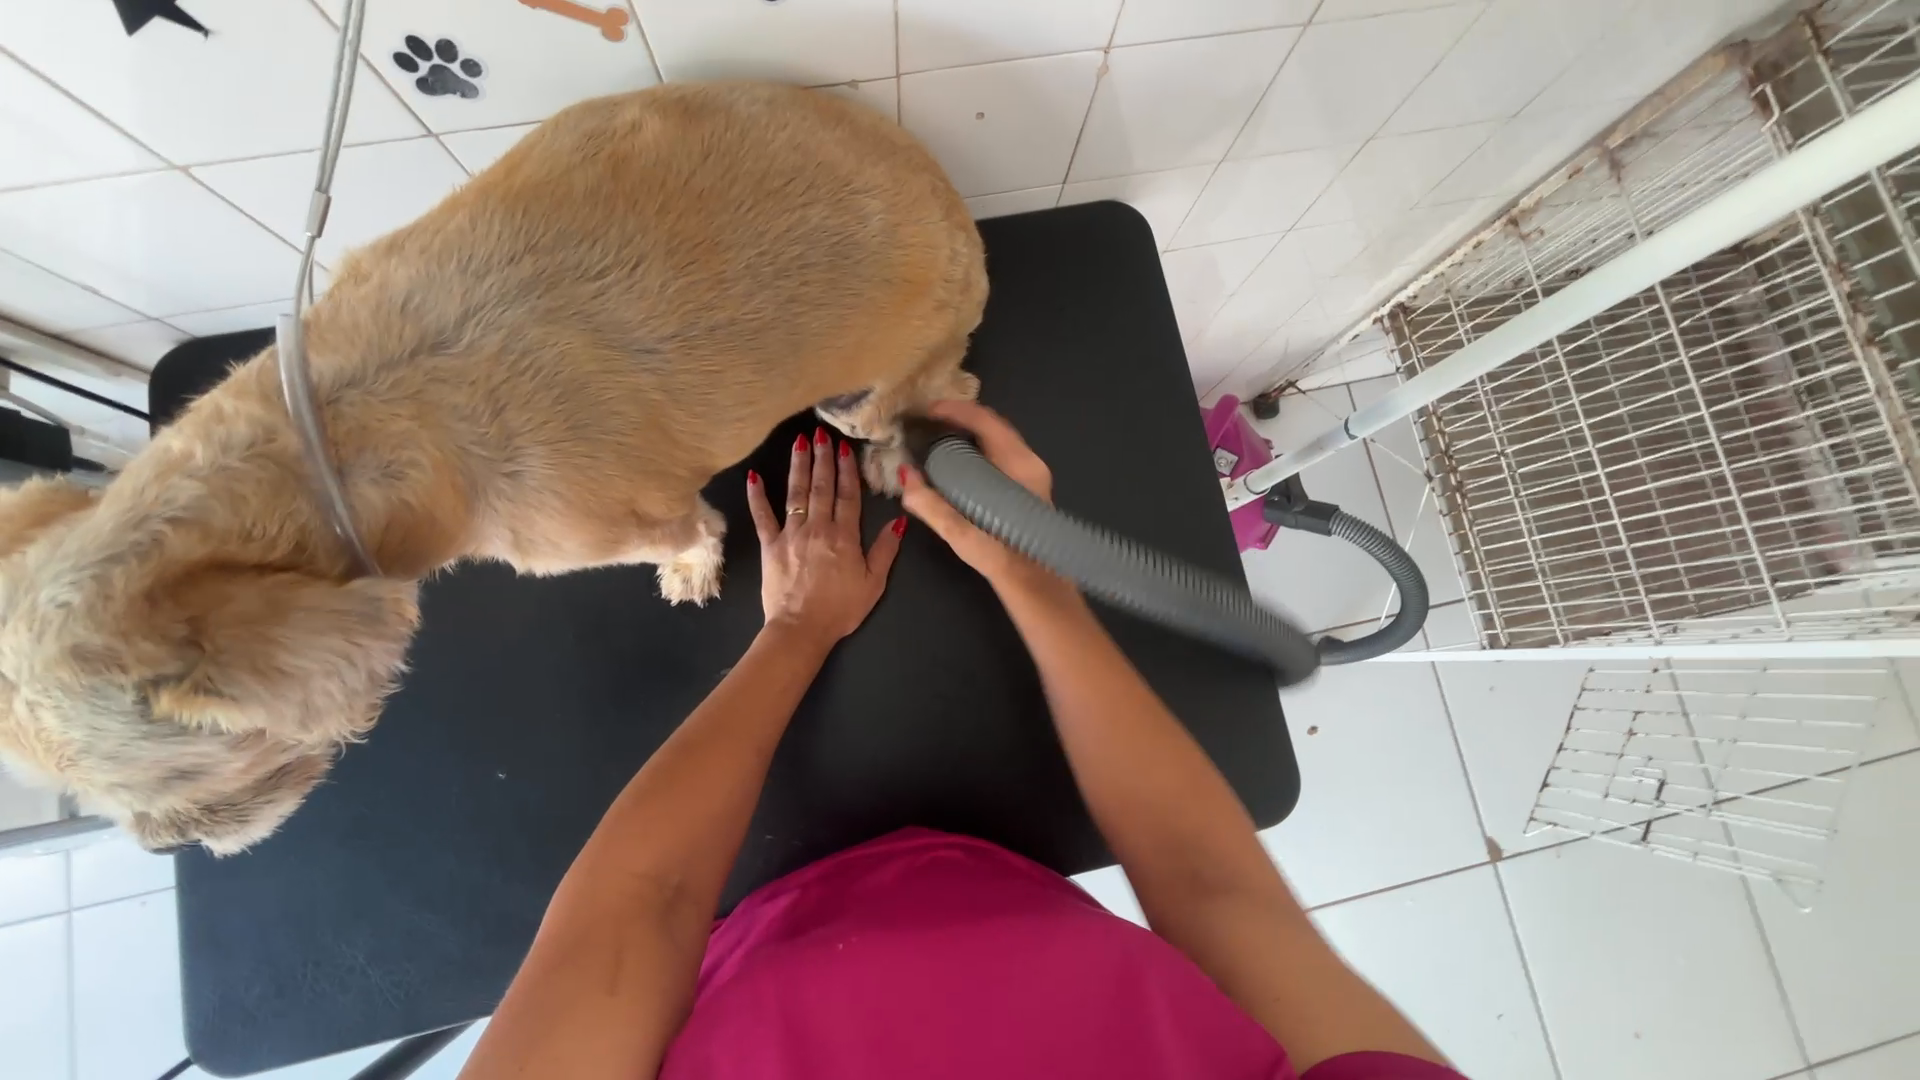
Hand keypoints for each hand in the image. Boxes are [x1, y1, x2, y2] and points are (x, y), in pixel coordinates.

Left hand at [747, 426, 903, 643]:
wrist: (801, 628)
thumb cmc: (841, 609)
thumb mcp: (874, 583)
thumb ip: (886, 550)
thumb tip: (898, 519)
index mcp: (844, 536)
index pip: (848, 495)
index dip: (847, 469)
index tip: (845, 447)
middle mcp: (817, 527)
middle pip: (822, 486)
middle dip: (823, 458)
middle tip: (822, 433)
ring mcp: (791, 534)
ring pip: (796, 493)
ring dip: (799, 466)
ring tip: (800, 442)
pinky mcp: (770, 545)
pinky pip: (763, 516)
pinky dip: (757, 496)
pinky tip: (755, 476)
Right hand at [897, 400, 1071, 601]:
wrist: (1041, 589)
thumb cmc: (1008, 563)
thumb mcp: (967, 538)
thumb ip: (934, 508)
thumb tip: (905, 478)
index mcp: (1020, 467)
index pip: (986, 421)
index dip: (954, 410)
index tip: (923, 411)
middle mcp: (1029, 463)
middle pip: (991, 425)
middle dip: (957, 418)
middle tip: (922, 421)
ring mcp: (1030, 474)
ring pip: (995, 439)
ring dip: (965, 432)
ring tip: (932, 435)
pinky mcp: (1025, 487)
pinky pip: (997, 454)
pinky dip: (973, 448)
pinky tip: (953, 461)